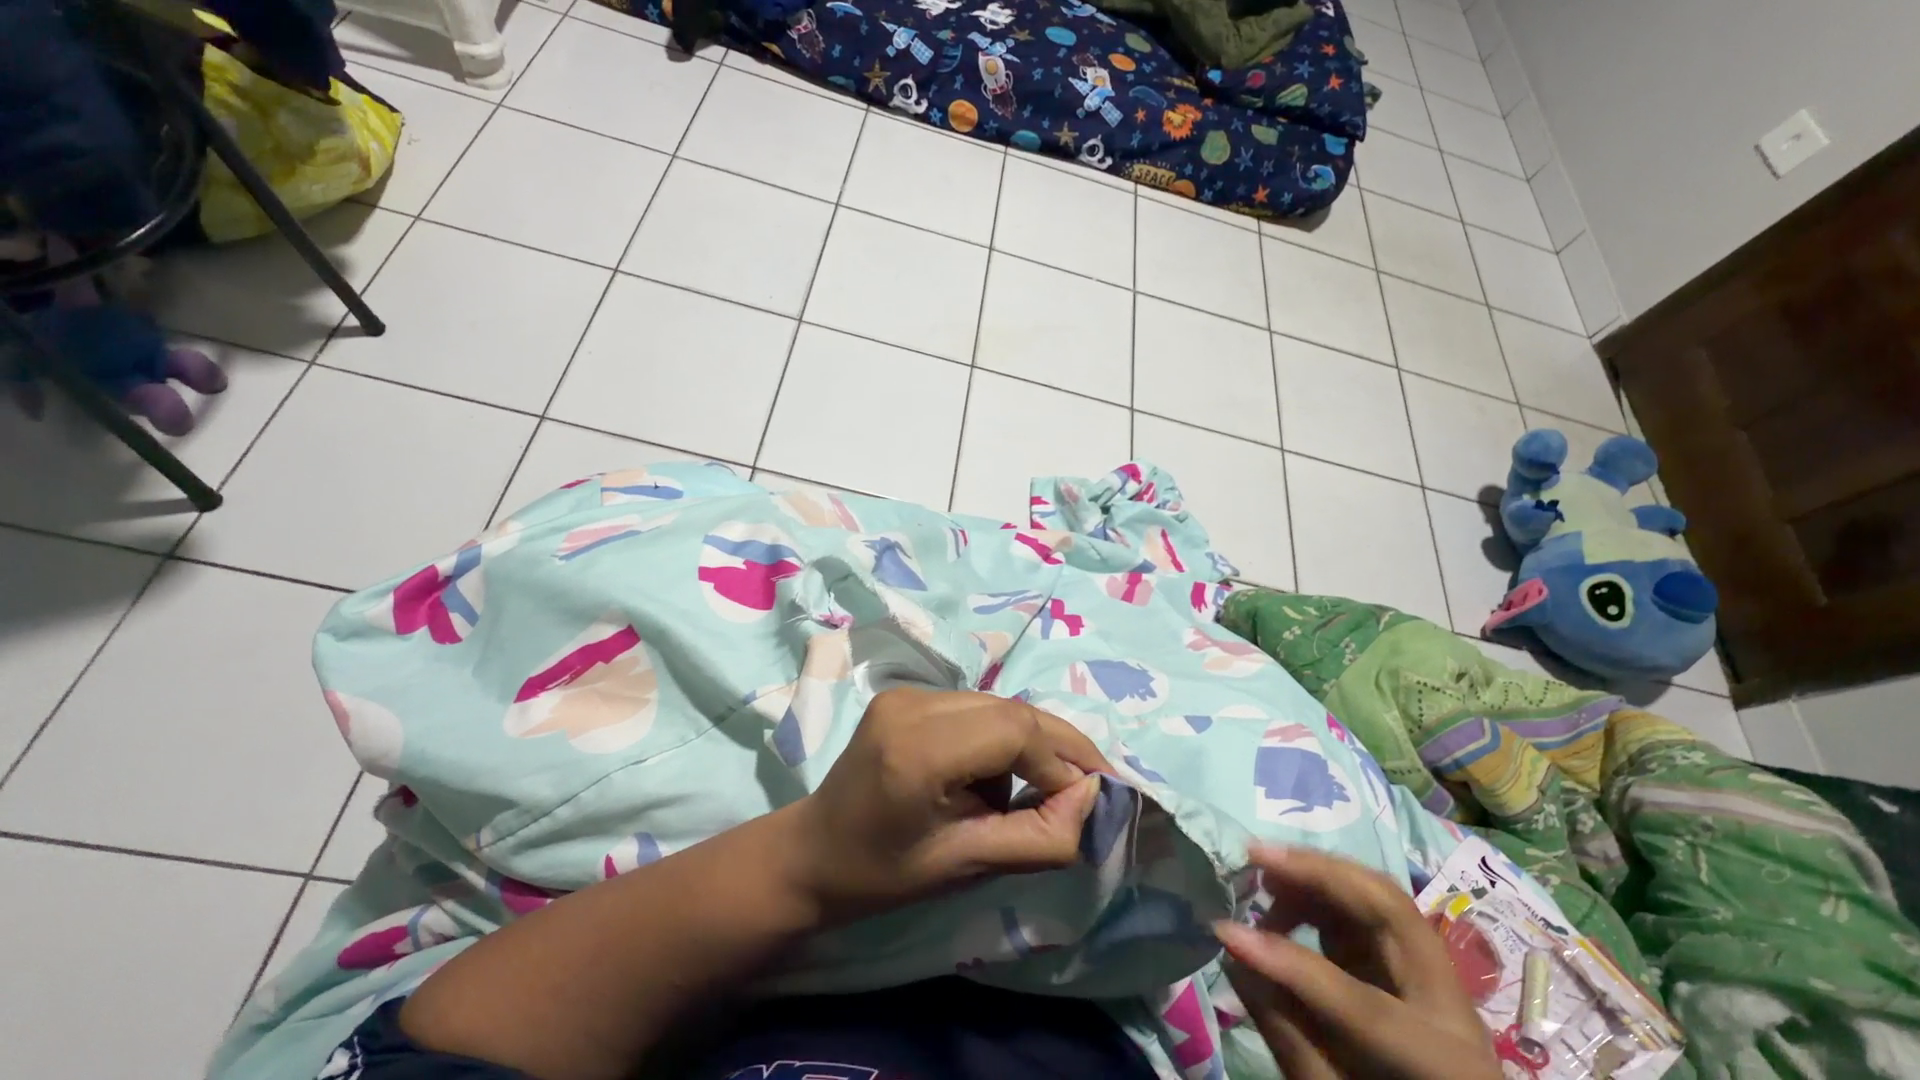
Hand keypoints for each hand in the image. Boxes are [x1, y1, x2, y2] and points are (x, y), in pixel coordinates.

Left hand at [792, 687, 1111, 920]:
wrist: (813, 854)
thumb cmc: (882, 874)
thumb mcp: (966, 866)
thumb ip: (1038, 836)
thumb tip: (1090, 798)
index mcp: (917, 750)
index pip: (1015, 731)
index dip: (1060, 763)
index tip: (1079, 804)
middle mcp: (912, 705)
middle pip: (1013, 709)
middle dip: (1058, 748)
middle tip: (1088, 788)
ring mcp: (907, 694)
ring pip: (1000, 706)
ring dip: (1029, 745)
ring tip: (1025, 794)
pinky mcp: (907, 695)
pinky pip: (977, 708)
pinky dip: (1000, 739)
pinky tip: (988, 777)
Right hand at [1216, 846, 1500, 1079]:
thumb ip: (1284, 1030)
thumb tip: (1235, 954)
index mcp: (1441, 1060)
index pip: (1362, 1003)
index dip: (1289, 963)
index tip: (1225, 931)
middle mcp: (1451, 1004)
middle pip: (1392, 913)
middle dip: (1322, 874)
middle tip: (1256, 855)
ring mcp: (1436, 974)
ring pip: (1382, 898)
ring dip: (1319, 878)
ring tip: (1264, 880)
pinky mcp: (1413, 960)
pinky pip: (1369, 910)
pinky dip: (1324, 895)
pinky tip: (1287, 899)